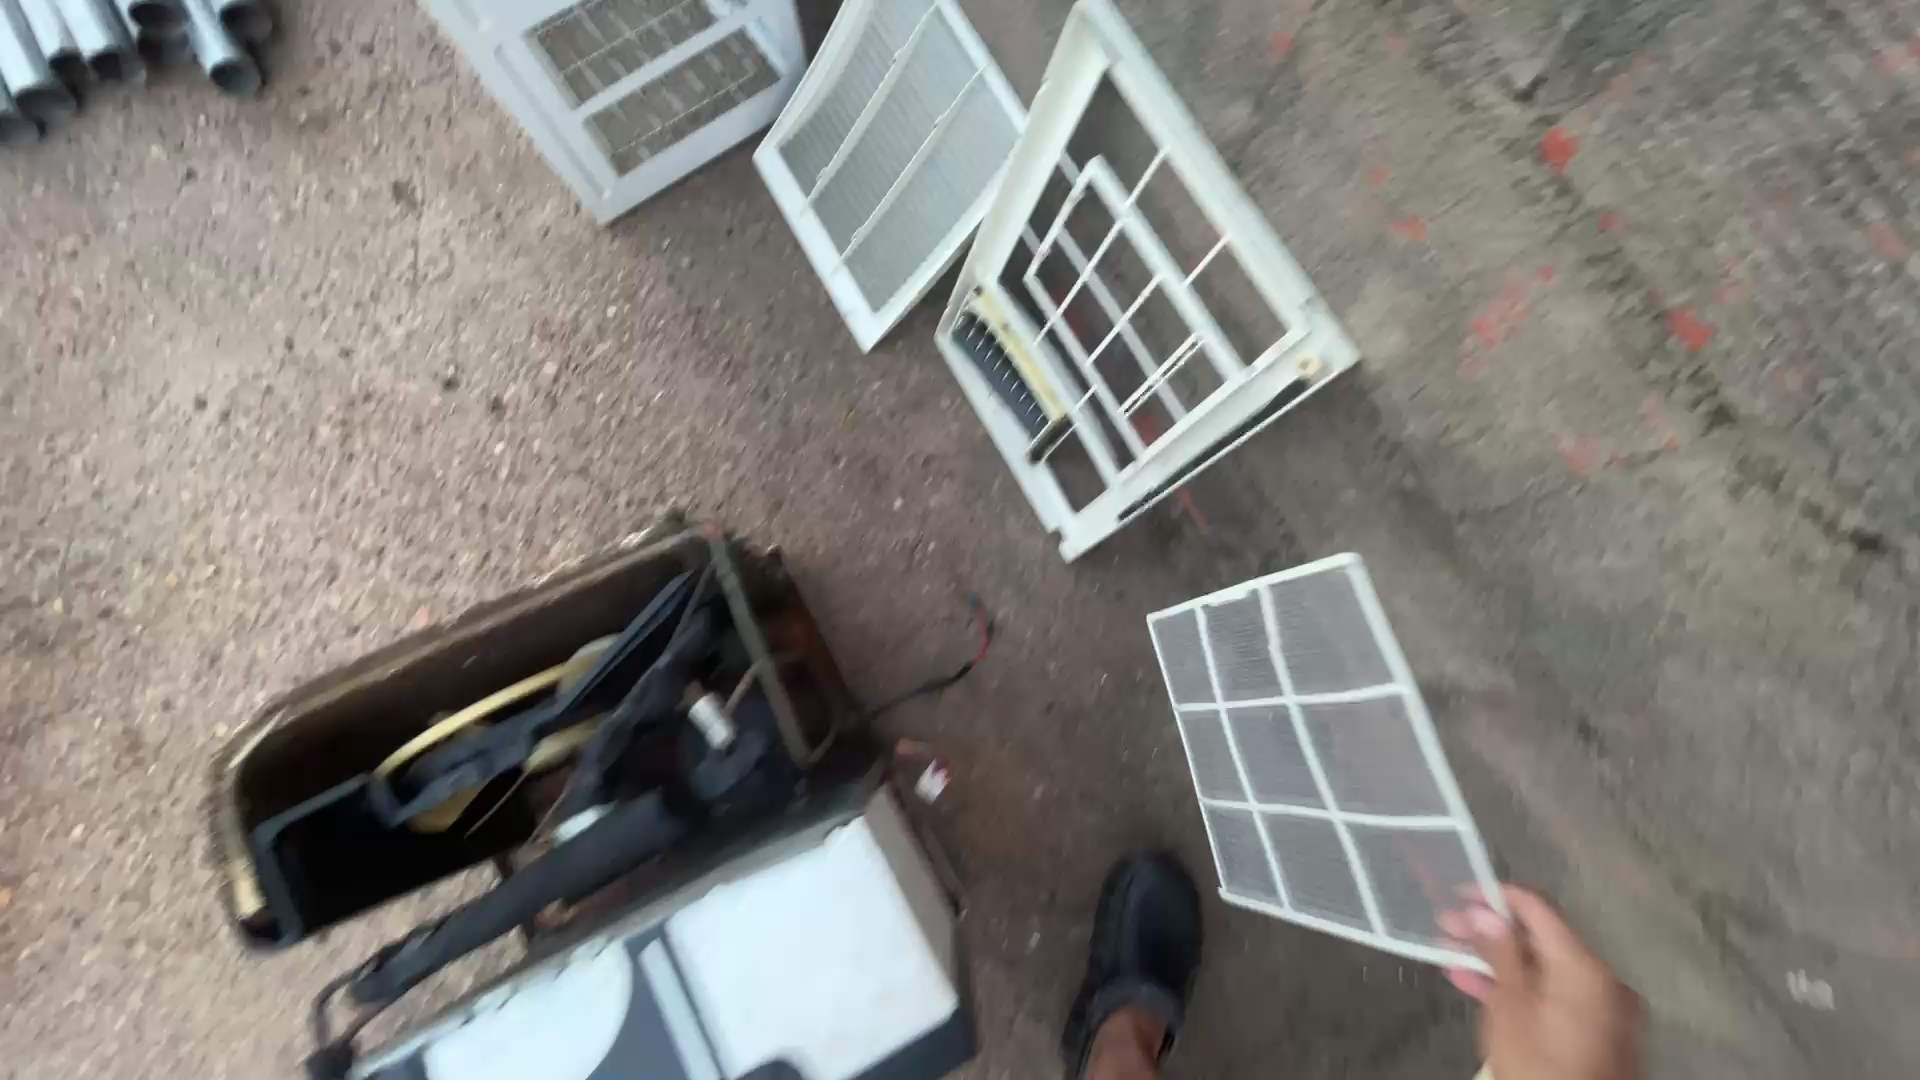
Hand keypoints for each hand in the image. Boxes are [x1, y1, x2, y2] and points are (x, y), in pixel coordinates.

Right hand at [1440, 886, 1643, 1079]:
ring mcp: (1601, 1008)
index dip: (1495, 895)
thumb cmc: (1540, 1065)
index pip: (1538, 908)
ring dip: (1495, 957)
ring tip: (1449, 951)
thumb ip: (1499, 952)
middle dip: (1488, 929)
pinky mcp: (1594, 1031)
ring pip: (1540, 966)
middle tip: (1444, 925)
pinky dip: (1516, 984)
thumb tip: (1484, 911)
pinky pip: (1551, 991)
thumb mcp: (1509, 1006)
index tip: (1457, 894)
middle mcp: (1601, 982)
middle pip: (1538, 938)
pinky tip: (1472, 982)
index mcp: (1585, 969)